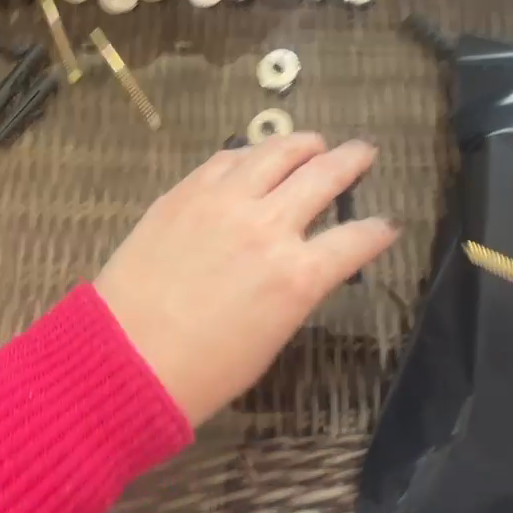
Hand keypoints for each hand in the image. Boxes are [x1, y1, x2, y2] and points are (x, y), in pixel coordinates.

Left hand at [95, 134, 397, 426]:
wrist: (125, 357)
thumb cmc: (204, 370)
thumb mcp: (271, 336)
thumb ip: (294, 288)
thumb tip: (303, 262)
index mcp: (298, 276)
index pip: (357, 240)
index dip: (378, 231)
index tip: (387, 225)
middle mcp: (269, 227)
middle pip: (324, 176)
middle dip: (352, 160)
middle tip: (364, 152)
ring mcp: (225, 201)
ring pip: (276, 151)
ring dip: (303, 143)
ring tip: (314, 141)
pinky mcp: (187, 191)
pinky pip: (227, 159)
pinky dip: (250, 154)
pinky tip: (254, 156)